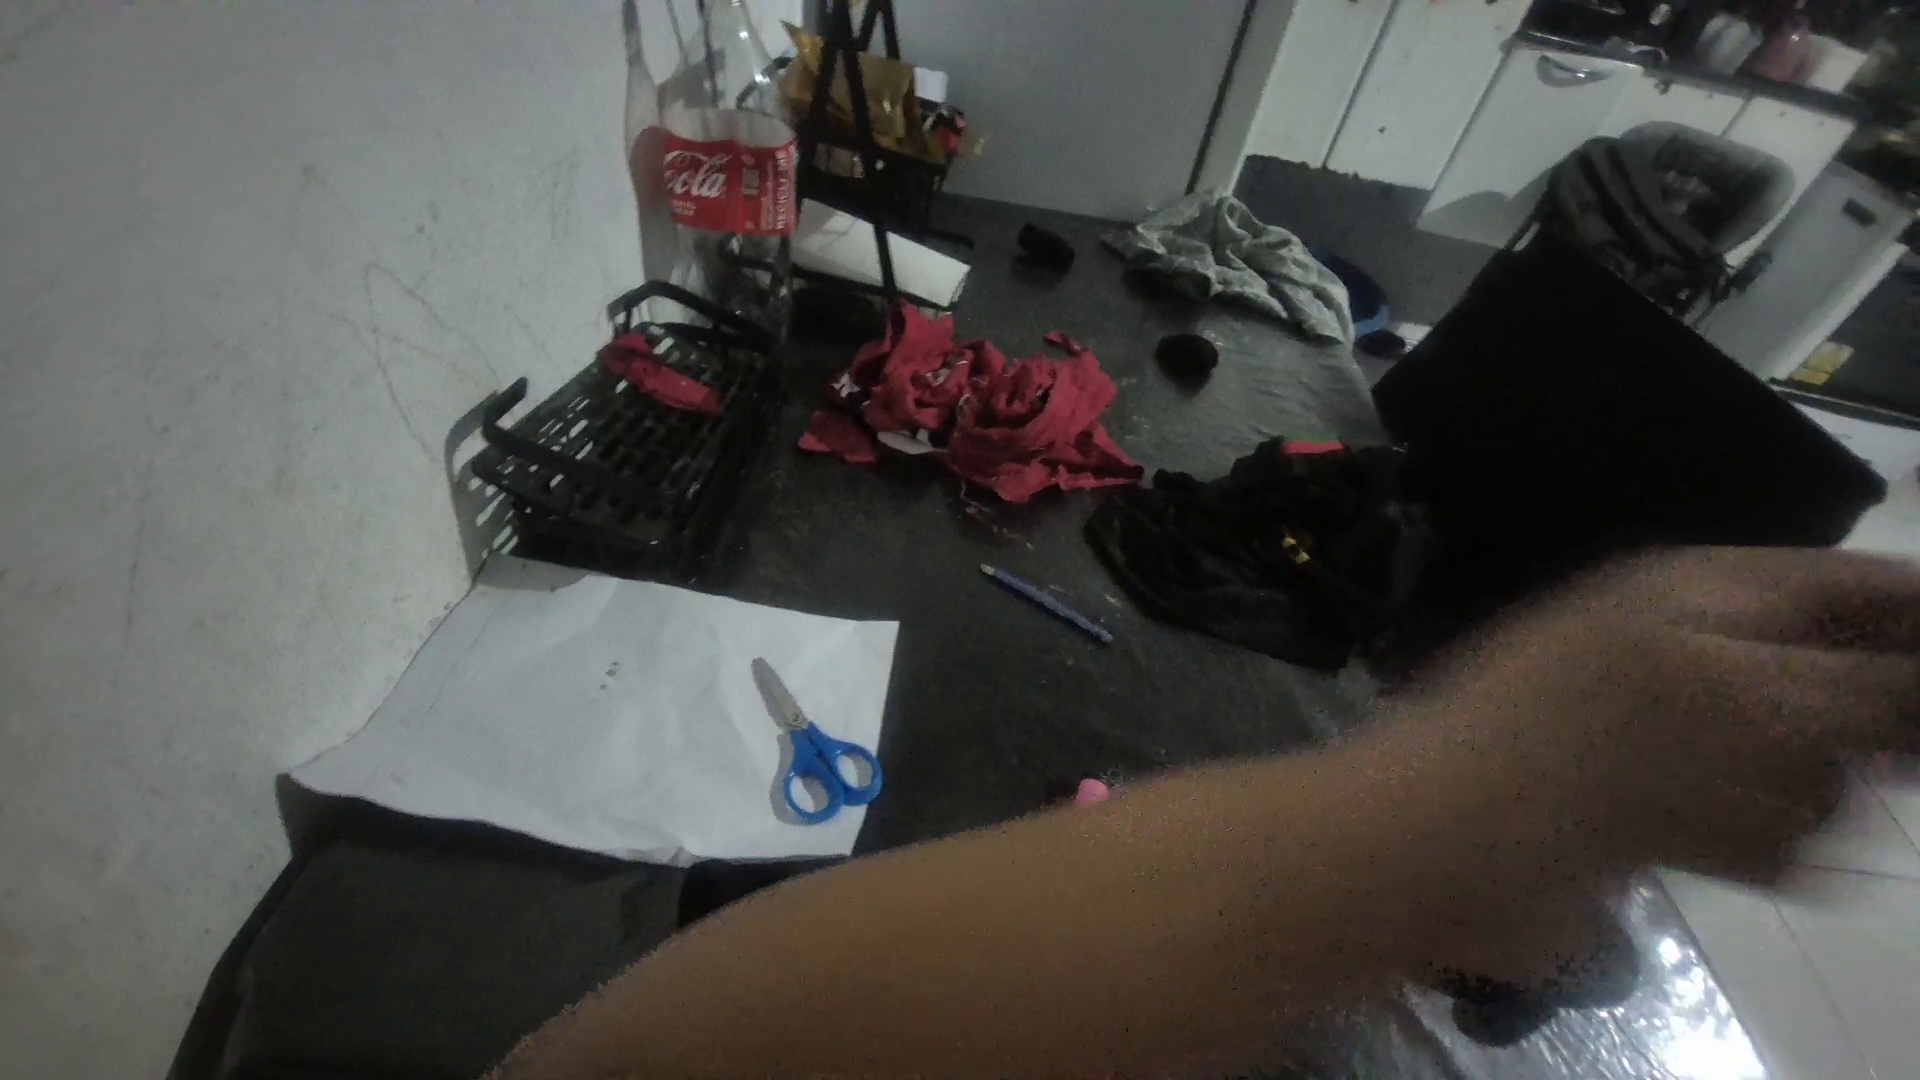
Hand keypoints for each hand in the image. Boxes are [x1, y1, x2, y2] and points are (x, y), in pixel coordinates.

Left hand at [1367, 547, 1919, 953]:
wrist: (1448, 837)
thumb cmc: (1595, 749)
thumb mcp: (1750, 697)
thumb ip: (1877, 685)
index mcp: (1693, 594)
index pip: (1854, 586)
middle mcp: (1676, 651)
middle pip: (1838, 681)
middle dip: (1866, 735)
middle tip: (1787, 761)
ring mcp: (1655, 732)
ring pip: (1802, 766)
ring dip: (1792, 800)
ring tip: (1710, 806)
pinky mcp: (1639, 805)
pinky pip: (1746, 824)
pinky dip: (1742, 842)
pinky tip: (1687, 845)